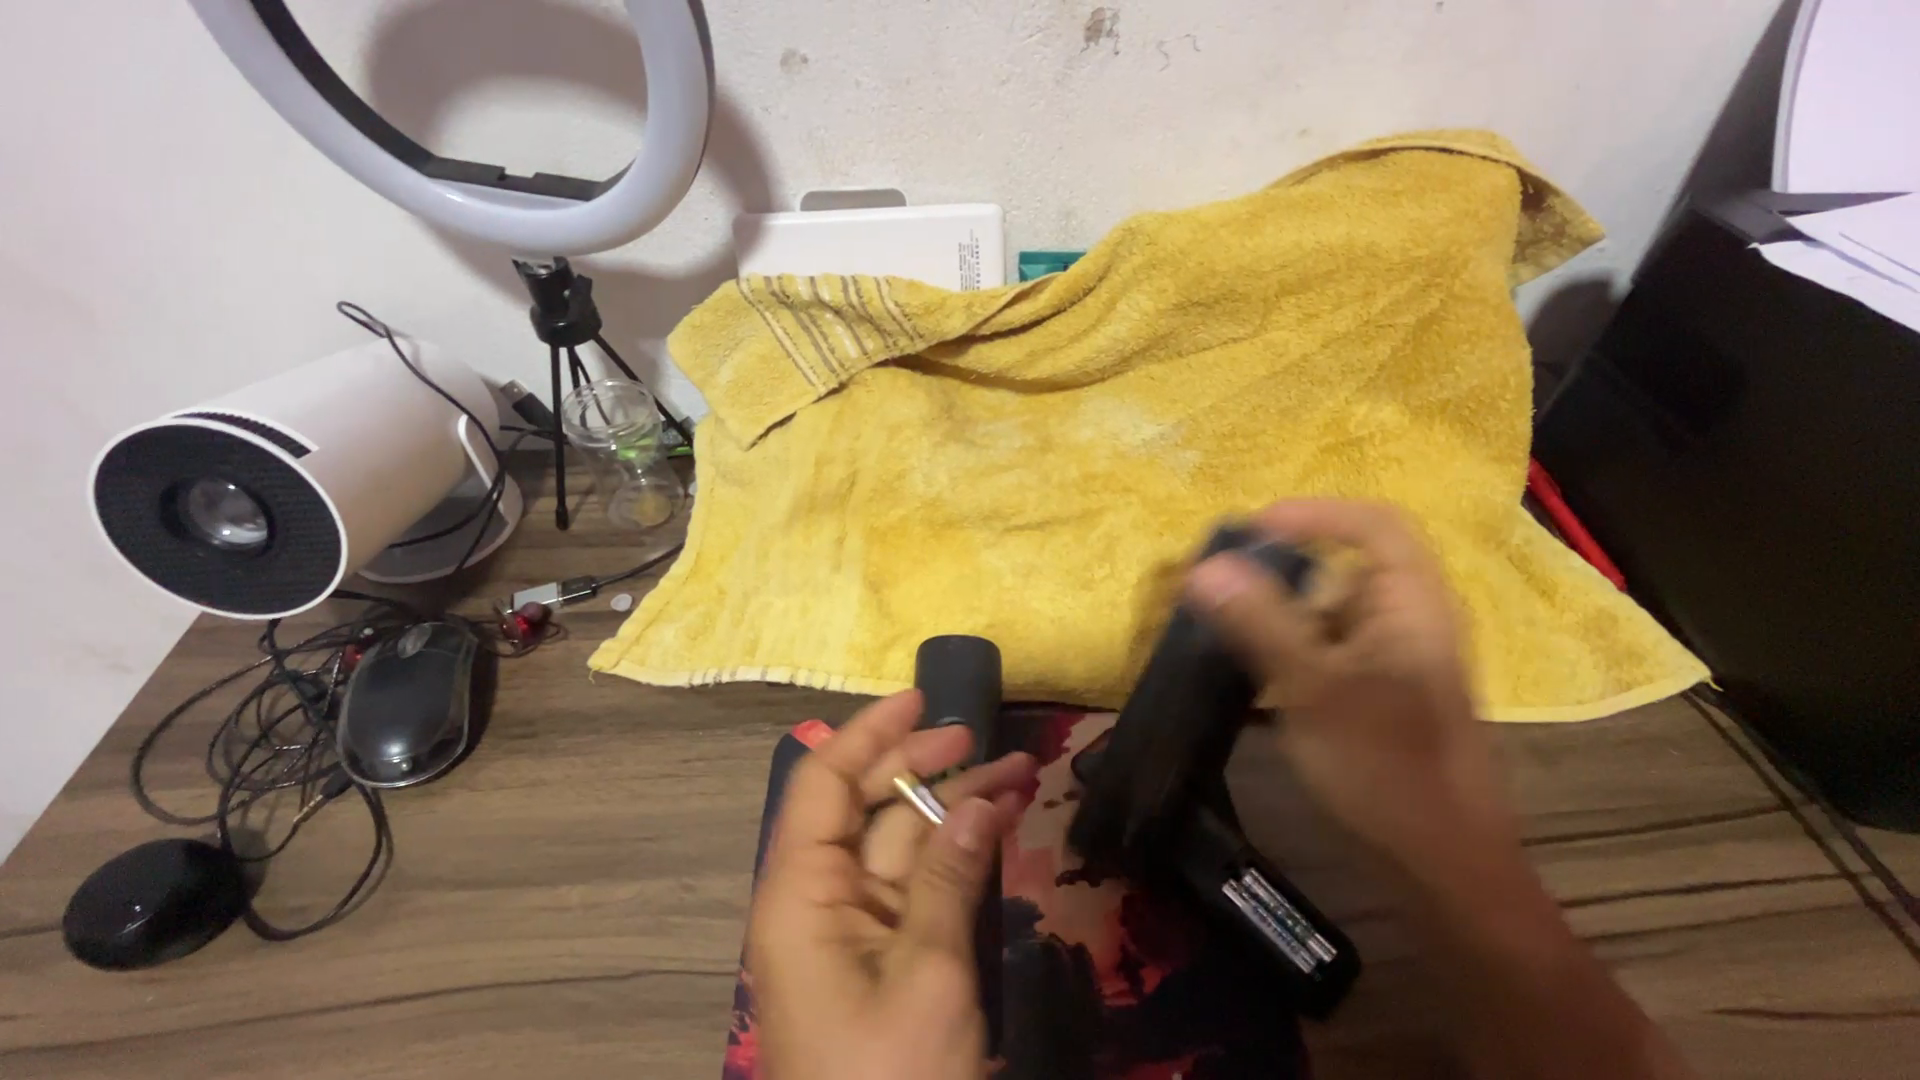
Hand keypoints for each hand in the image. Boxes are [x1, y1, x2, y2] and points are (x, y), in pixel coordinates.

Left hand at [749, 690, 1036, 1079]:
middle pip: (868, 806)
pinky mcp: (886, 958)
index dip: (870, 733)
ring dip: (955, 808)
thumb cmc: (890, 1079)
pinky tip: (998, 825)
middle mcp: (819, 899)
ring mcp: (854, 930)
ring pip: (901, 843)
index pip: (825, 784)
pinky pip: (918, 885)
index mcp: (800, 893)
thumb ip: (947, 877)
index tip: (921, 697)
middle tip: (985, 741)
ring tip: (1018, 775)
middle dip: (926, 766)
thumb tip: (978, 800)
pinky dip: (956, 854)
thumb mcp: (926, 974)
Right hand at [1185, 500, 1512, 869]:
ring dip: (1272, 614)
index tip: (1249, 533)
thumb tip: (1204, 568)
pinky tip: (1246, 675)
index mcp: (1412, 603)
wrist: (1443, 859)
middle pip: (1339, 568)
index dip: (1312, 515)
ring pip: (1324, 613)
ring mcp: (1390, 658)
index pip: (1373, 525)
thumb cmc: (1388, 766)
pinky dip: (1283, 650)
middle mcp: (1406, 619)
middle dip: (1275, 571)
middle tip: (1215, 588)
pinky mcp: (1373, 692)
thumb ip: (1260, 624)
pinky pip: (1321, 650)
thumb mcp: (1315, 689)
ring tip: (1217, 631)